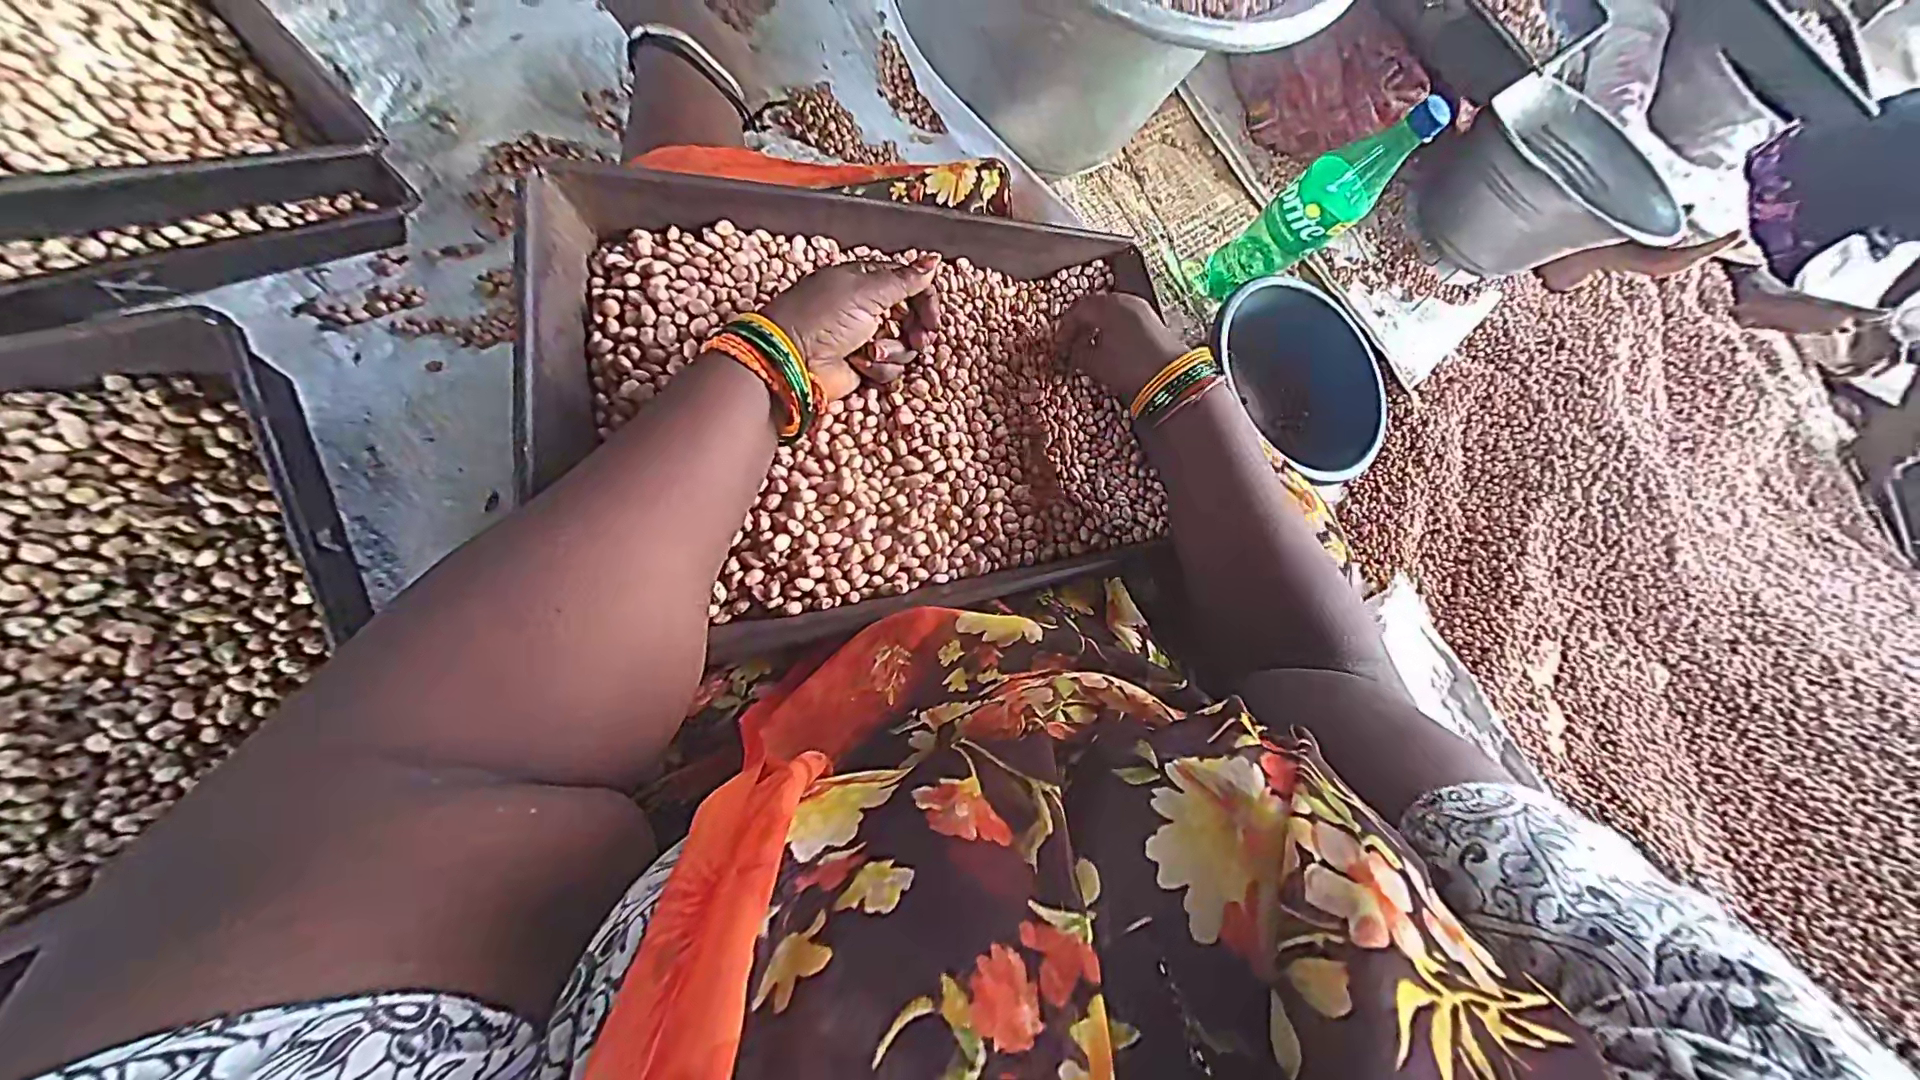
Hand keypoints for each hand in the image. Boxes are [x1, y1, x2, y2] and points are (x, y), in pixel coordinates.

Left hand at [759, 256, 942, 401]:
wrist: (794, 359)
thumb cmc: (824, 317)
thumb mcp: (866, 292)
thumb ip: (905, 280)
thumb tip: (933, 260)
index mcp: (867, 281)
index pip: (910, 284)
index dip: (925, 300)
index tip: (932, 319)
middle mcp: (869, 308)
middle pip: (912, 318)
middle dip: (916, 331)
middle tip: (917, 340)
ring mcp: (867, 338)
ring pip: (904, 346)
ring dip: (893, 351)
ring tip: (871, 352)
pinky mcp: (865, 365)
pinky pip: (890, 368)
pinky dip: (878, 368)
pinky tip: (859, 364)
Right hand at [1055, 293, 1188, 402]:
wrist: (1169, 377)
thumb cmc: (1128, 367)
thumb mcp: (1094, 363)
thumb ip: (1078, 353)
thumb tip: (1072, 350)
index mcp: (1108, 306)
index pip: (1078, 308)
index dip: (1065, 326)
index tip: (1058, 342)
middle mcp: (1125, 301)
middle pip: (1095, 306)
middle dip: (1080, 325)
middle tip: (1071, 343)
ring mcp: (1141, 310)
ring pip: (1110, 312)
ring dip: (1096, 327)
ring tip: (1088, 347)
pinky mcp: (1151, 321)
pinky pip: (1124, 319)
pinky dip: (1111, 329)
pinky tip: (1107, 347)